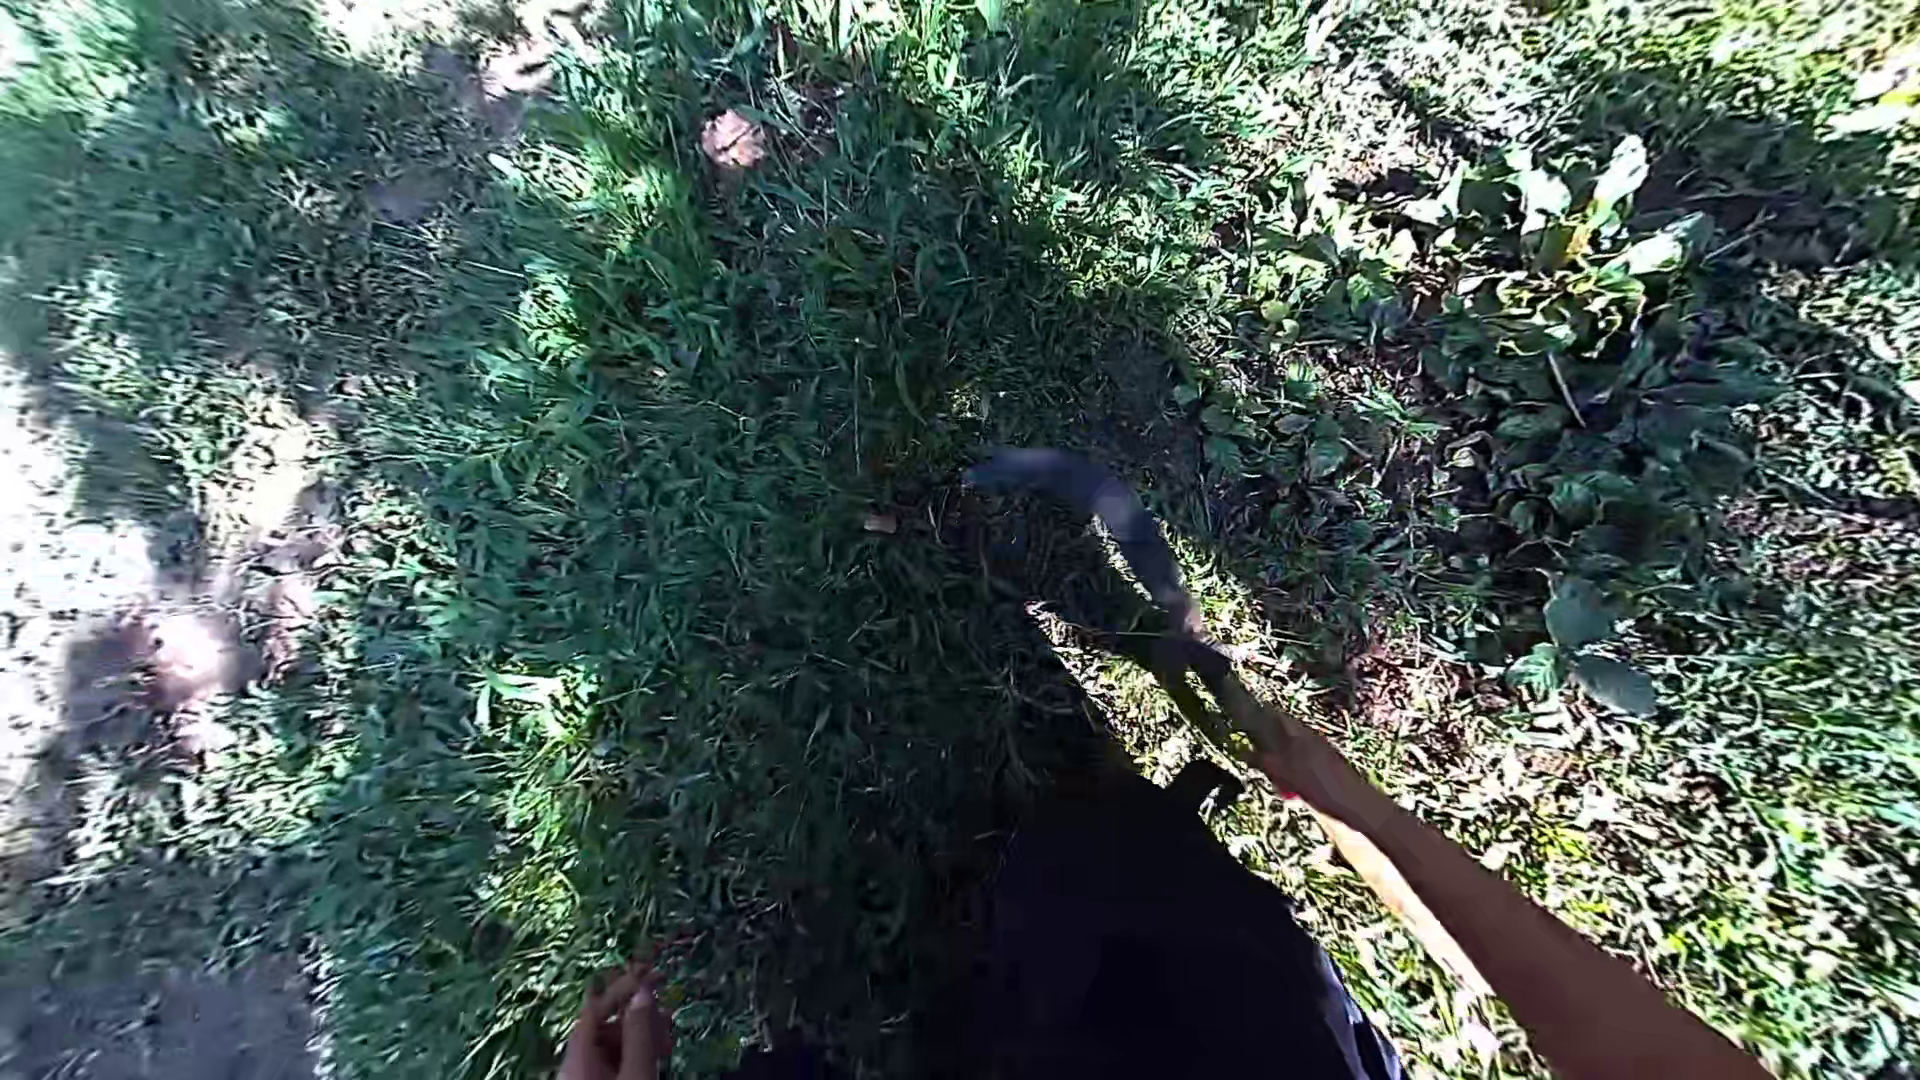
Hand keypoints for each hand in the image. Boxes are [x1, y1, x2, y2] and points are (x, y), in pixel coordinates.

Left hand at [558, 962, 672, 1079]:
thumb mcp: (636, 1069)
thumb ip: (639, 1029)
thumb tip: (643, 990)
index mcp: (577, 1057)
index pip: (594, 1006)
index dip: (621, 984)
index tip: (649, 969)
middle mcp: (574, 1064)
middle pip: (605, 1022)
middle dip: (638, 1010)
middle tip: (665, 1002)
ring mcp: (583, 1077)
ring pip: (613, 1040)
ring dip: (642, 1029)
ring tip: (667, 1031)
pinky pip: (614, 1058)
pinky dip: (637, 1048)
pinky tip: (658, 1049)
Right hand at [1255, 712, 1395, 831]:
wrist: (1359, 806)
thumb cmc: (1320, 785)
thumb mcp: (1284, 773)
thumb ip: (1261, 760)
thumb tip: (1241, 751)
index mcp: (1300, 734)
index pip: (1275, 715)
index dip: (1258, 715)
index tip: (1244, 721)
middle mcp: (1312, 738)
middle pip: (1283, 733)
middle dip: (1268, 744)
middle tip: (1256, 757)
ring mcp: (1323, 752)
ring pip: (1293, 750)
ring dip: (1281, 761)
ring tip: (1275, 779)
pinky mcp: (1330, 767)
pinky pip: (1304, 764)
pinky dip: (1294, 772)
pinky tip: (1293, 790)